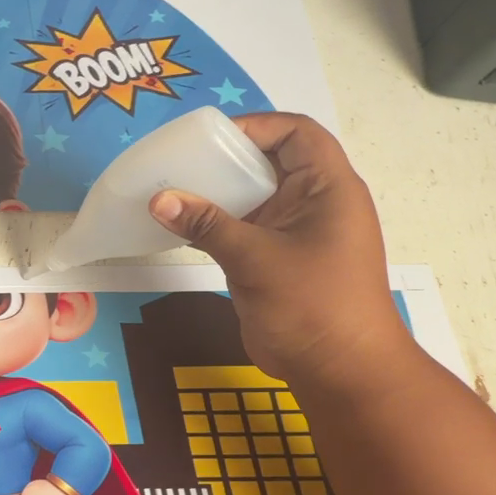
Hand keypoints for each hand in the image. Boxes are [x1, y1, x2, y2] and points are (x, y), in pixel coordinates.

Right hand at [149, 112, 417, 390]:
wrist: (337, 367)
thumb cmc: (312, 304)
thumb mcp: (256, 258)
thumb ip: (207, 225)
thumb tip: (159, 198)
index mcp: (328, 188)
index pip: (295, 134)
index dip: (255, 126)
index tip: (206, 139)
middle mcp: (313, 203)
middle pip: (269, 161)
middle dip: (224, 159)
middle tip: (177, 164)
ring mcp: (293, 232)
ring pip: (251, 197)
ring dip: (214, 194)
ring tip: (169, 192)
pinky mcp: (273, 259)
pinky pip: (241, 228)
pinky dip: (212, 223)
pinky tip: (177, 227)